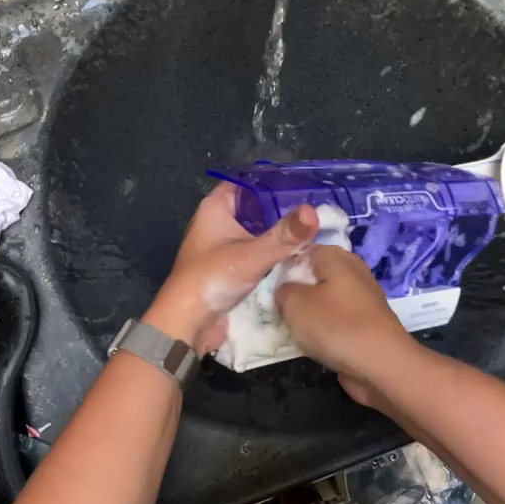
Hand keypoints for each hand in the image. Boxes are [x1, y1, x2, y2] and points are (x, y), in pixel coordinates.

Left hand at [143, 183, 317, 353]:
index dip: (270, 180)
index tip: (301, 182)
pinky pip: (256, 255)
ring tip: (315, 229)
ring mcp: (223, 248)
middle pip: (254, 208)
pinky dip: (273, 254)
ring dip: (279, 234)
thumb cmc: (211, 279)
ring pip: (257, 233)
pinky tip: (299, 254)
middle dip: (281, 209)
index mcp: (215, 208)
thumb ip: (285, 235)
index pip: (245, 182)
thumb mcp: (252, 254)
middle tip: (316, 208)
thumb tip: (314, 212)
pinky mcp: (230, 270)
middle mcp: (217, 224)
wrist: (187, 323)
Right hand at [274, 246, 416, 404]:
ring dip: (308, 312)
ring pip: (324, 299)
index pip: (301, 249)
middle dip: (294, 290)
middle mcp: (353, 272)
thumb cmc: (334, 326)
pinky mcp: (365, 324)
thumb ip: (283, 289)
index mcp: (336, 257)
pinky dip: (323, 329)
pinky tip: (311, 342)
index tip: (265, 284)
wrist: (380, 366)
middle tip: (274, 306)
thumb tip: (285, 290)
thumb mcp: (294, 303)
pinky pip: (335, 320)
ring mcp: (361, 299)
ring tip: (289, 326)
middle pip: (314, 275)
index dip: (281, 265)